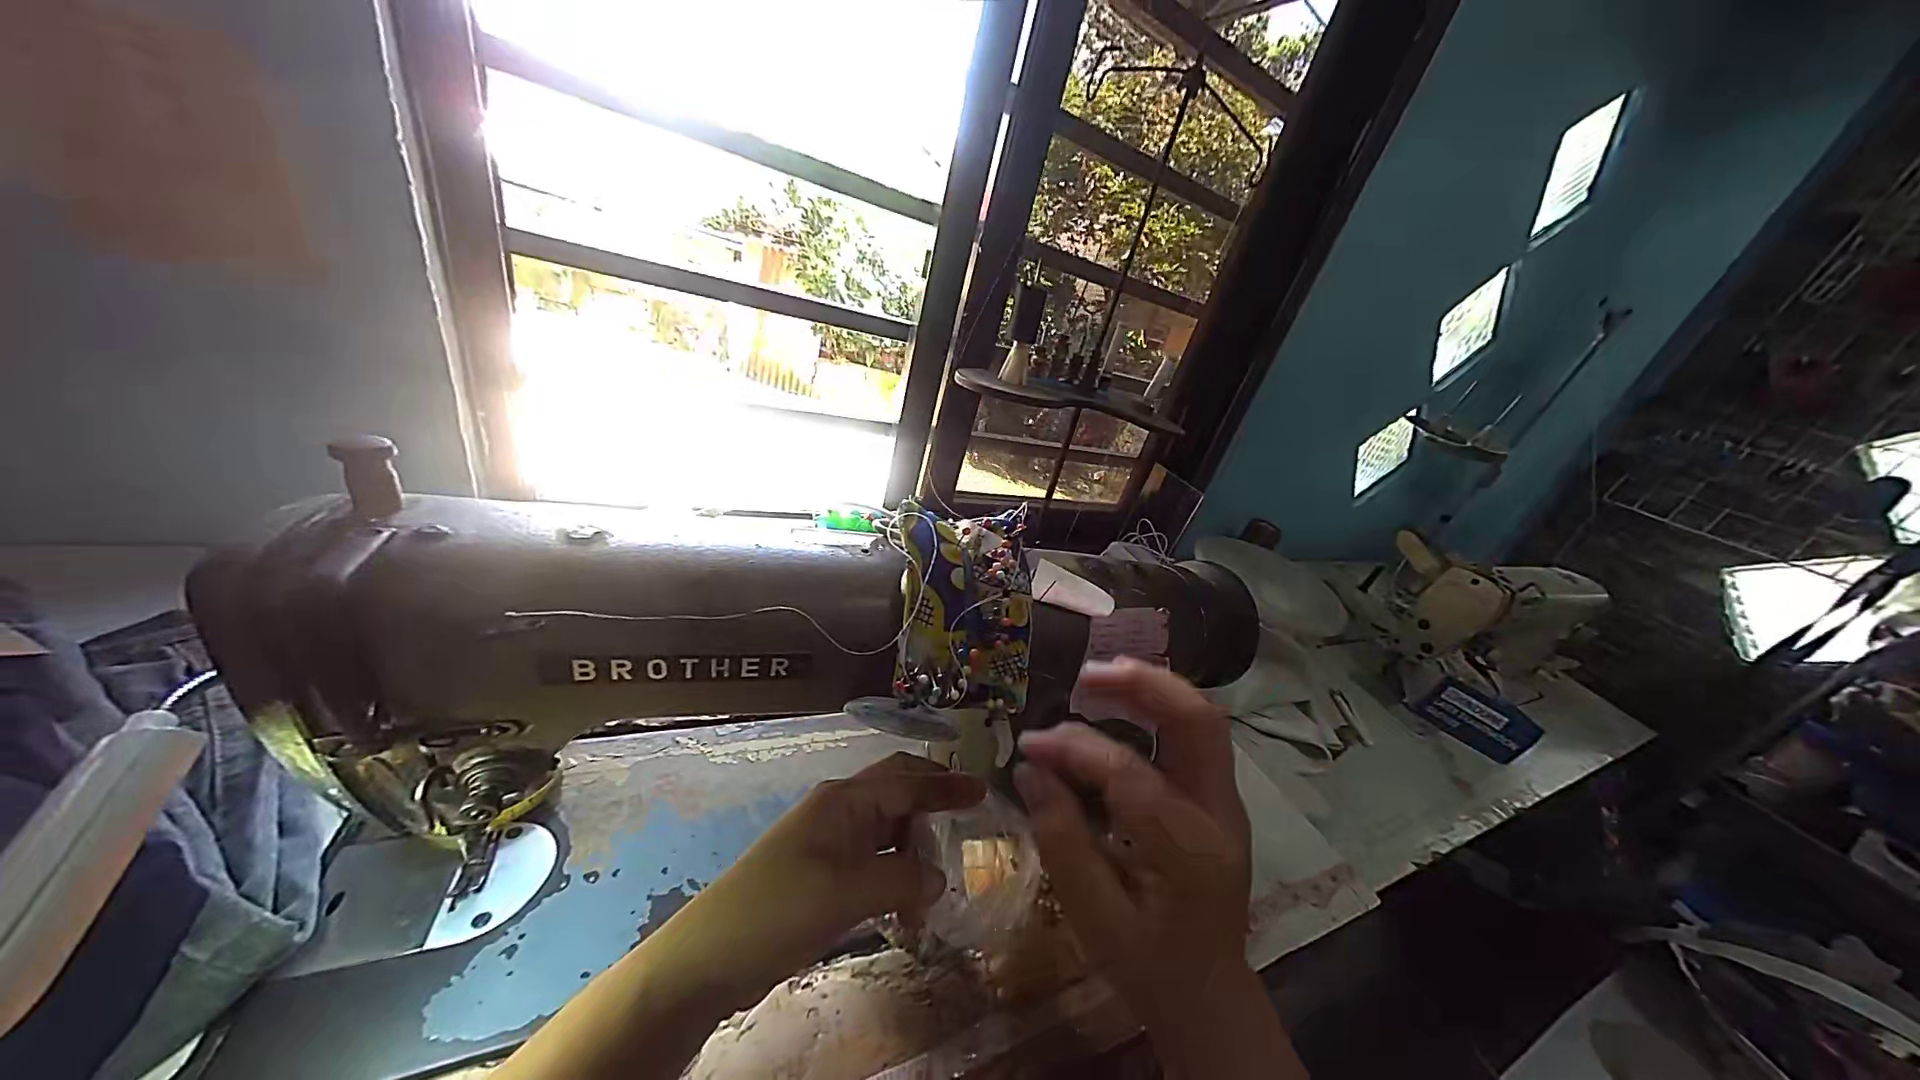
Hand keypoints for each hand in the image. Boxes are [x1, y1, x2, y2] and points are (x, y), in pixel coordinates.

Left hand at [496, 753, 984, 1079]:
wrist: (705, 959)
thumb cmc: (776, 911)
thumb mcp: (846, 893)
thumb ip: (901, 877)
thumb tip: (938, 875)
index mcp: (843, 801)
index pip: (906, 780)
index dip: (946, 784)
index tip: (984, 789)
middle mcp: (838, 812)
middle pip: (897, 797)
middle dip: (931, 809)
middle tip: (967, 829)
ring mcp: (829, 844)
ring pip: (886, 834)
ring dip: (913, 853)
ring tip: (935, 889)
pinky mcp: (822, 875)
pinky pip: (872, 864)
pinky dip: (895, 877)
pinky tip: (906, 906)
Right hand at [1016, 660, 1302, 1078]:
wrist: (1208, 994)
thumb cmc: (1147, 965)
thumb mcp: (1092, 918)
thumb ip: (1061, 840)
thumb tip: (1031, 769)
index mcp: (1188, 852)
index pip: (1129, 775)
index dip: (1074, 749)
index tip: (1030, 744)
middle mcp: (1220, 815)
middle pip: (1198, 723)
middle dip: (1144, 685)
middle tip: (1087, 675)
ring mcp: (1227, 804)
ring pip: (1202, 720)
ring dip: (1153, 690)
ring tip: (1099, 678)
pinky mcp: (1219, 799)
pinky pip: (1194, 737)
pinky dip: (1158, 710)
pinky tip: (1122, 705)